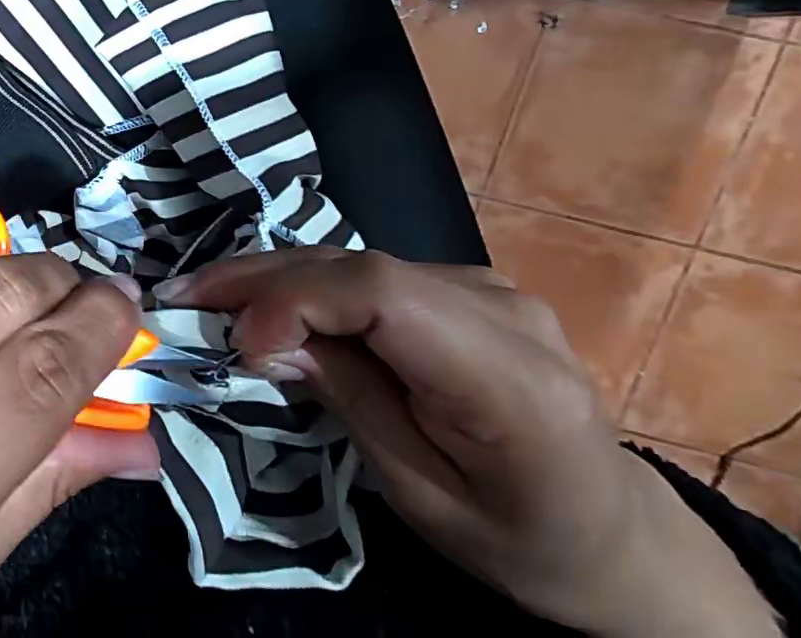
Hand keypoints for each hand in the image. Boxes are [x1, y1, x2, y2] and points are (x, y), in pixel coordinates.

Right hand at [166, 249, 778, 637]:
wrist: (609, 529)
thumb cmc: (517, 537)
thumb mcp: (420, 492)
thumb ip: (348, 397)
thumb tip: (265, 336)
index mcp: (507, 376)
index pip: (385, 296)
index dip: (299, 298)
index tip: (237, 340)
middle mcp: (502, 306)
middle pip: (363, 267)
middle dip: (268, 276)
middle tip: (191, 293)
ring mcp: (489, 285)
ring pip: (362, 262)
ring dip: (283, 276)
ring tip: (216, 293)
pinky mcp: (470, 285)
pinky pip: (377, 276)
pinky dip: (317, 285)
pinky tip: (276, 299)